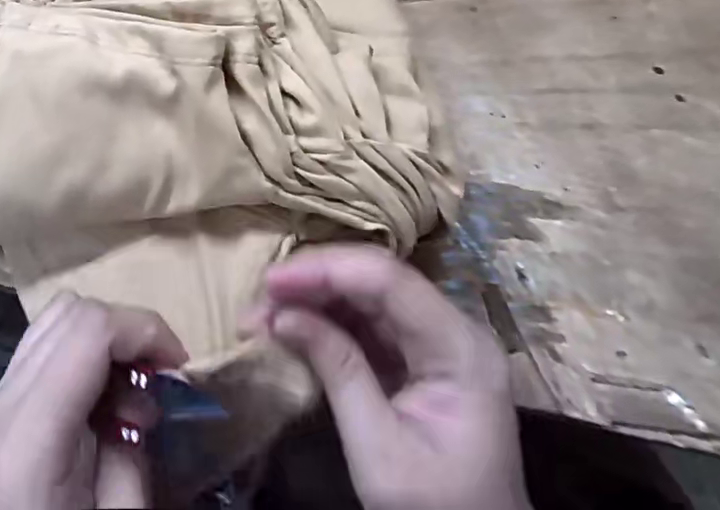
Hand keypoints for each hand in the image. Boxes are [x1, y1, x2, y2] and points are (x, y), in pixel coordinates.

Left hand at [0, 293, 187, 509]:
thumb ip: (130, 450)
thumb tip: (139, 400)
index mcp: (29, 435)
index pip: (87, 329)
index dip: (142, 328)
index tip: (180, 365)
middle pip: (67, 312)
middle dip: (125, 329)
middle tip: (162, 378)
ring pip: (50, 324)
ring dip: (101, 340)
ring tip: (135, 395)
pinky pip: (38, 356)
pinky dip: (79, 359)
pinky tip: (103, 406)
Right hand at [253, 245, 529, 509]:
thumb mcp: (380, 449)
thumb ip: (337, 369)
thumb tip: (281, 314)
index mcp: (460, 349)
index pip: (386, 280)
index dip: (324, 270)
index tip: (270, 283)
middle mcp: (453, 329)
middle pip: (373, 277)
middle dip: (310, 281)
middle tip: (259, 300)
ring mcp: (434, 339)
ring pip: (362, 291)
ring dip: (309, 297)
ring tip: (262, 315)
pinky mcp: (414, 353)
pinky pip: (362, 317)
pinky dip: (321, 317)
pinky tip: (287, 325)